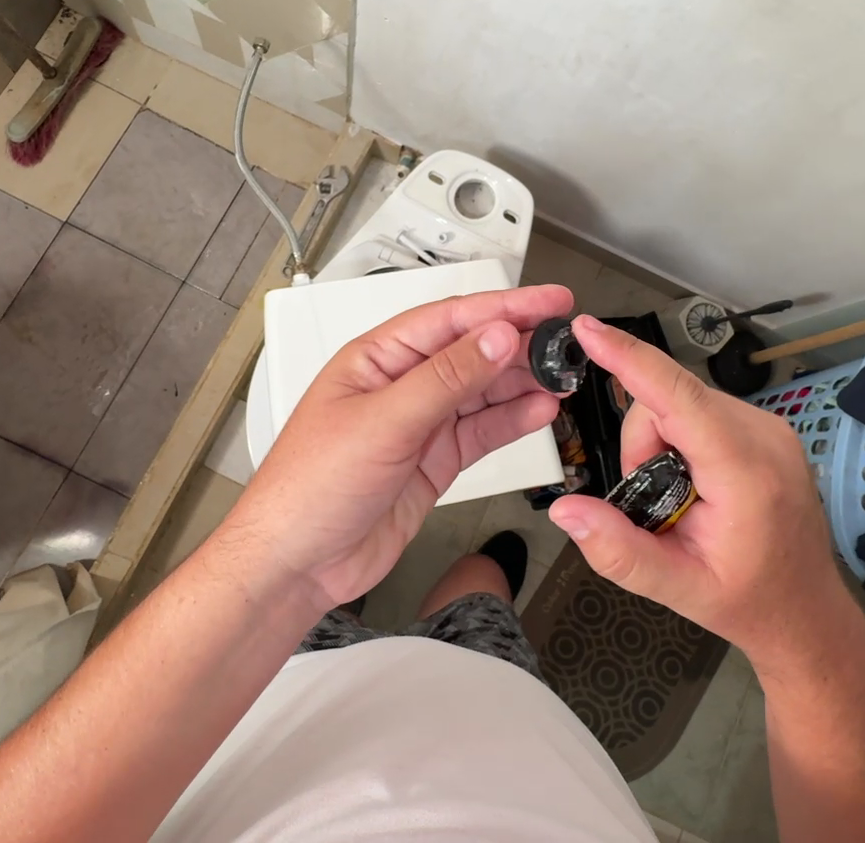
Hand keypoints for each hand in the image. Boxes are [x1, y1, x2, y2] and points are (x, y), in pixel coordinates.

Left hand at [217, 286, 572, 611]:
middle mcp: (402, 385)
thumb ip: (446, 379)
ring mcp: (420, 424)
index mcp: (378, 359)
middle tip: (565, 343)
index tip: (547, 302)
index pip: (451, 320)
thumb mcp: (383, 423)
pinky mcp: (434, 459)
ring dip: (523, 382)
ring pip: (483, 392)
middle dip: (520, 345)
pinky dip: (512, 420)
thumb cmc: (309, 486)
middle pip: (472, 352)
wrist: (299, 562)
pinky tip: (539, 410)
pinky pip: (482, 431)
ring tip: (562, 375)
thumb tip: (495, 338)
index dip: (504, 307)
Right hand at [547, 316, 846, 663]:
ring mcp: (769, 426)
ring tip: (677, 500)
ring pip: (681, 402)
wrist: (807, 612)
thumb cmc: (747, 602)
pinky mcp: (765, 426)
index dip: (629, 359)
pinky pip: (699, 408)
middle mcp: (763, 434)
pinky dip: (679, 438)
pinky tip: (693, 485)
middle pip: (669, 401)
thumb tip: (563, 509)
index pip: (678, 397)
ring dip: (659, 443)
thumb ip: (619, 552)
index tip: (587, 328)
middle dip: (641, 446)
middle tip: (653, 504)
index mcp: (745, 471)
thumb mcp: (678, 588)